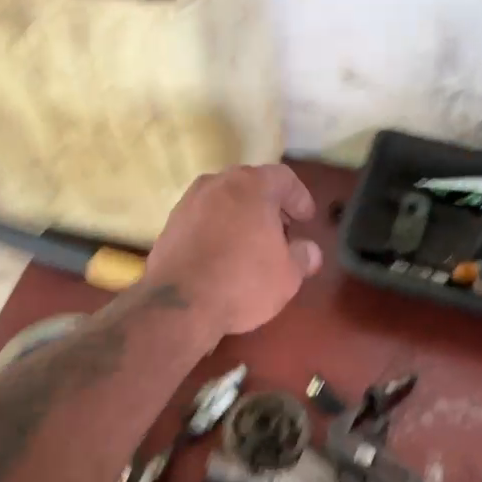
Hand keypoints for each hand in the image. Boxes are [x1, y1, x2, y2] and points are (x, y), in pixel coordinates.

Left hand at [143, 164, 322, 338]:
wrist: (181, 303)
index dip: (299, 197)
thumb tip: (310, 251)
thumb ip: (303, 257)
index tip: (306, 219)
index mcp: (252, 187)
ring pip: (225, 201)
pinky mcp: (171, 224)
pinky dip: (219, 230)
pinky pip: (204, 220)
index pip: (283, 178)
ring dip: (242, 217)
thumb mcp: (288, 276)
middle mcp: (218, 184)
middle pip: (251, 186)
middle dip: (270, 207)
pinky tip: (224, 257)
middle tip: (282, 232)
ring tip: (252, 246)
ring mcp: (189, 202)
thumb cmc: (244, 282)